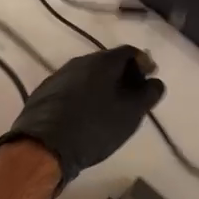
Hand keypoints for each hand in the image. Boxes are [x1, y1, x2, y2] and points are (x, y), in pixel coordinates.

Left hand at [0, 46, 164, 189]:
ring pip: (88, 75)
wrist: (43, 147)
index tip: (150, 79)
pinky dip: (84, 95)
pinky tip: (85, 114)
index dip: (143, 63)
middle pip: (107, 62)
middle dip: (123, 75)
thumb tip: (155, 82)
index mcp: (102, 61)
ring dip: (102, 86)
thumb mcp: (130, 113)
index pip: (129, 52)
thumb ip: (148, 94)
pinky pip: (72, 88)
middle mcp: (79, 61)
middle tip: (132, 95)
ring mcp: (58, 76)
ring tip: (109, 107)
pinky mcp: (43, 93)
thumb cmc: (94, 127)